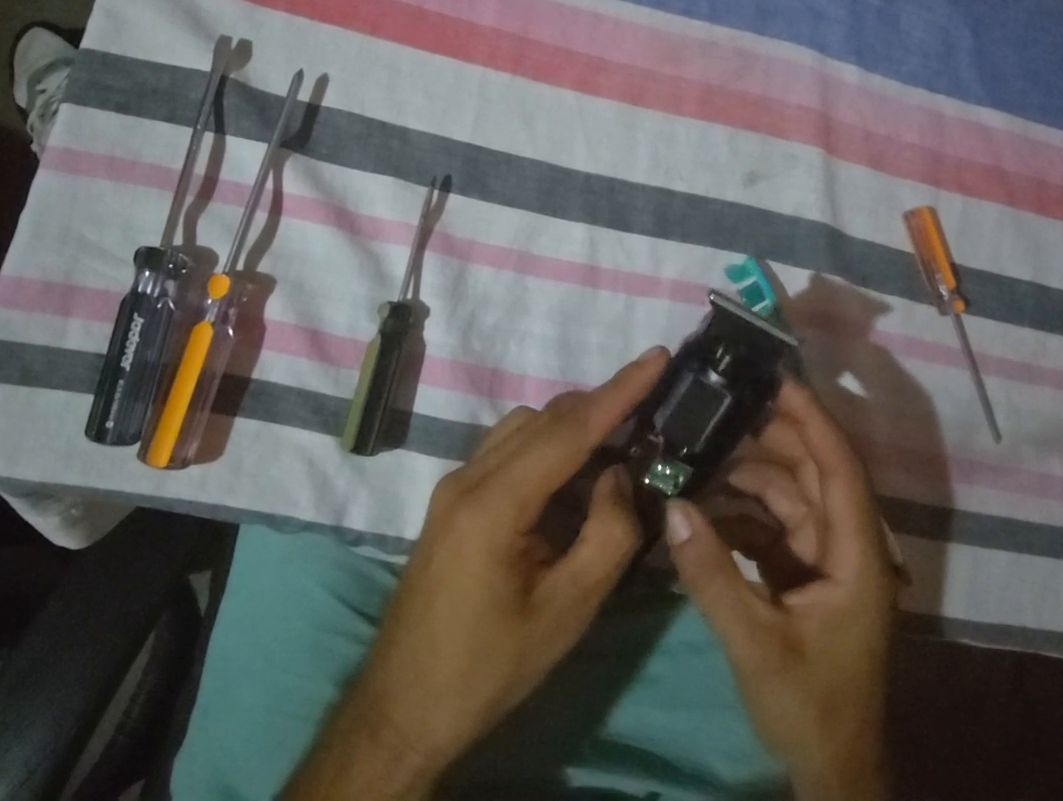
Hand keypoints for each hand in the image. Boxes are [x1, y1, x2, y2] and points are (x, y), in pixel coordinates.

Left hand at [282, 347, 668, 799]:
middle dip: (599, 407)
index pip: (568, 429)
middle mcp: (468, 479)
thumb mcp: (567, 610)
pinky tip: (575, 482)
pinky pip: (505, 455)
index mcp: (494, 501)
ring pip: (521, 431)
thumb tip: (618, 474)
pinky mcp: (452, 505)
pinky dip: (546, 452)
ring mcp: (453, 489)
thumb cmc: (490, 666)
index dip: (618, 390)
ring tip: (622, 448)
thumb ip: (606, 535)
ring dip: (572, 429)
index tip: (657, 357)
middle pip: (542, 421)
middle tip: (653, 412)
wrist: (405, 705)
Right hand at [666, 379, 894, 800]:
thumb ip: (711, 574)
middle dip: (772, 439)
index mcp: (857, 556)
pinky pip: (773, 528)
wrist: (829, 765)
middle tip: (720, 408)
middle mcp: (847, 548)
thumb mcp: (754, 641)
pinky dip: (741, 513)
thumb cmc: (808, 704)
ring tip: (700, 454)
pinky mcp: (803, 578)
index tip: (777, 380)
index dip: (812, 421)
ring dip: (749, 477)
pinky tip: (703, 505)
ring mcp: (826, 563)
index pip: (840, 470)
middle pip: (815, 475)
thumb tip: (672, 506)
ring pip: (791, 498)